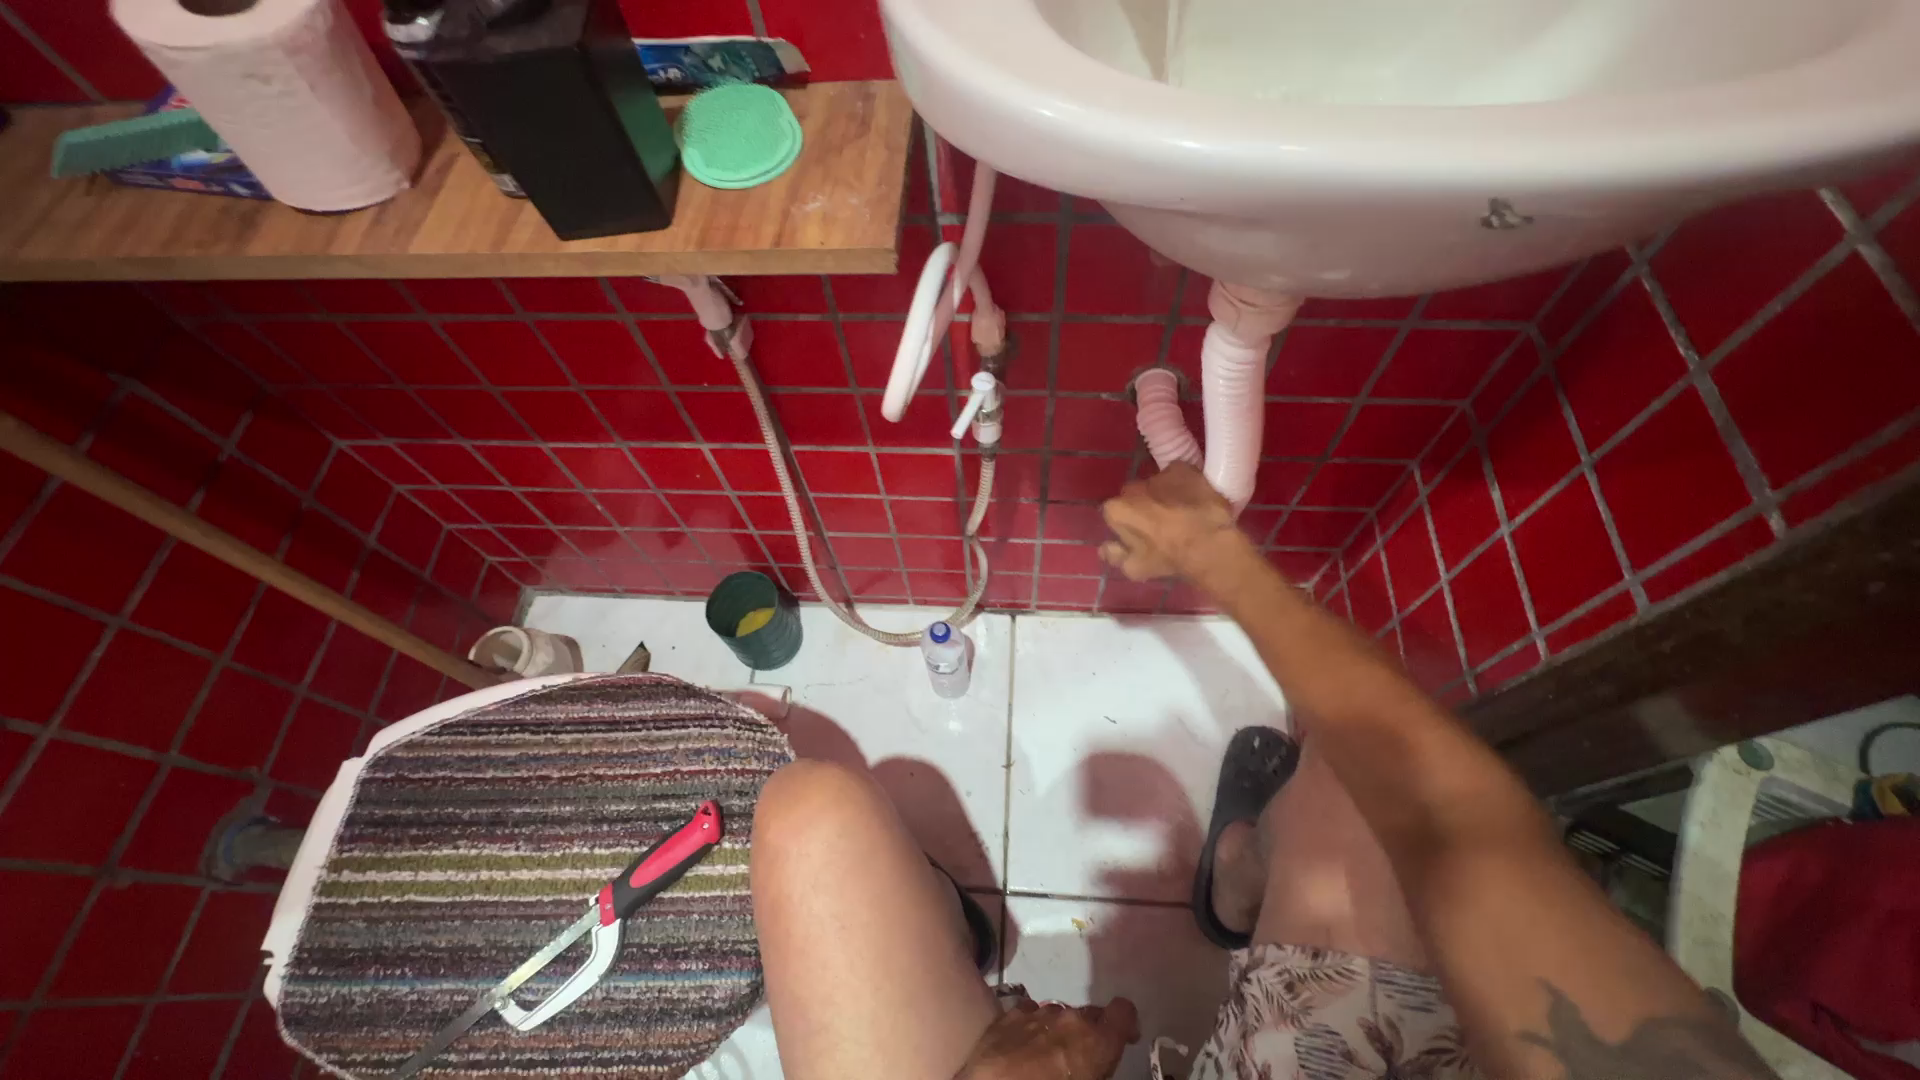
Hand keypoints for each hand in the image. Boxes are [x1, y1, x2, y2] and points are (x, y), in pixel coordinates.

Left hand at [954, 997, 1139, 1079]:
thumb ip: (1097, 1071)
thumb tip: (1093, 1069)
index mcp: (1095, 1040)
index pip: (1123, 1012)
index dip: (1126, 1023)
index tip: (1125, 1040)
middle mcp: (1069, 1018)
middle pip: (1089, 1016)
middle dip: (1090, 1034)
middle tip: (1082, 1062)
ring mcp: (1036, 1013)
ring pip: (1059, 1015)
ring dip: (1060, 1032)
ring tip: (1049, 1058)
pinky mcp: (1008, 1016)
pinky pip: (1030, 1014)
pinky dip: (1033, 1028)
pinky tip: (1023, 1049)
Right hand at [1100, 463, 1241, 580]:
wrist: (1210, 543)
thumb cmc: (1169, 558)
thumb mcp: (1136, 569)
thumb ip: (1114, 556)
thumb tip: (1103, 548)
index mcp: (1116, 510)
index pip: (1115, 513)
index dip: (1128, 524)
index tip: (1142, 534)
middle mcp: (1133, 487)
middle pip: (1134, 495)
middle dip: (1144, 506)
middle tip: (1162, 523)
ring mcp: (1159, 475)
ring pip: (1157, 484)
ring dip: (1164, 494)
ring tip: (1183, 511)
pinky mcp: (1183, 468)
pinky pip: (1179, 475)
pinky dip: (1184, 484)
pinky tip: (1195, 499)